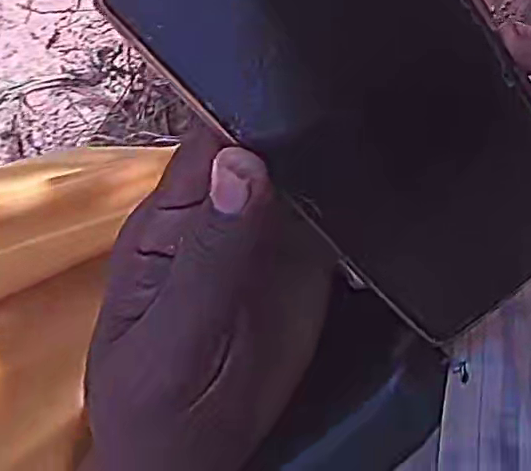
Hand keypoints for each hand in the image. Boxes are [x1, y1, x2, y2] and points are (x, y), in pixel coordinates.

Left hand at [84, 122, 333, 470]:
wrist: (197, 465)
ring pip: (302, 168)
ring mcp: (265, 230)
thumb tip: (238, 164)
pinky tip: (372, 183)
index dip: (249, 114)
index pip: (210, 139)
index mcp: (172, 218)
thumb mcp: (174, 336)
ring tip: (365, 137)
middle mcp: (222, 211)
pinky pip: (331, 208)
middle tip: (344, 111)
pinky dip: (352, 194)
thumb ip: (208, 252)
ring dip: (330, 154)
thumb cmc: (158, 409)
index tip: (294, 97)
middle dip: (299, 125)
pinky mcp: (305, 253)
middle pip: (263, 144)